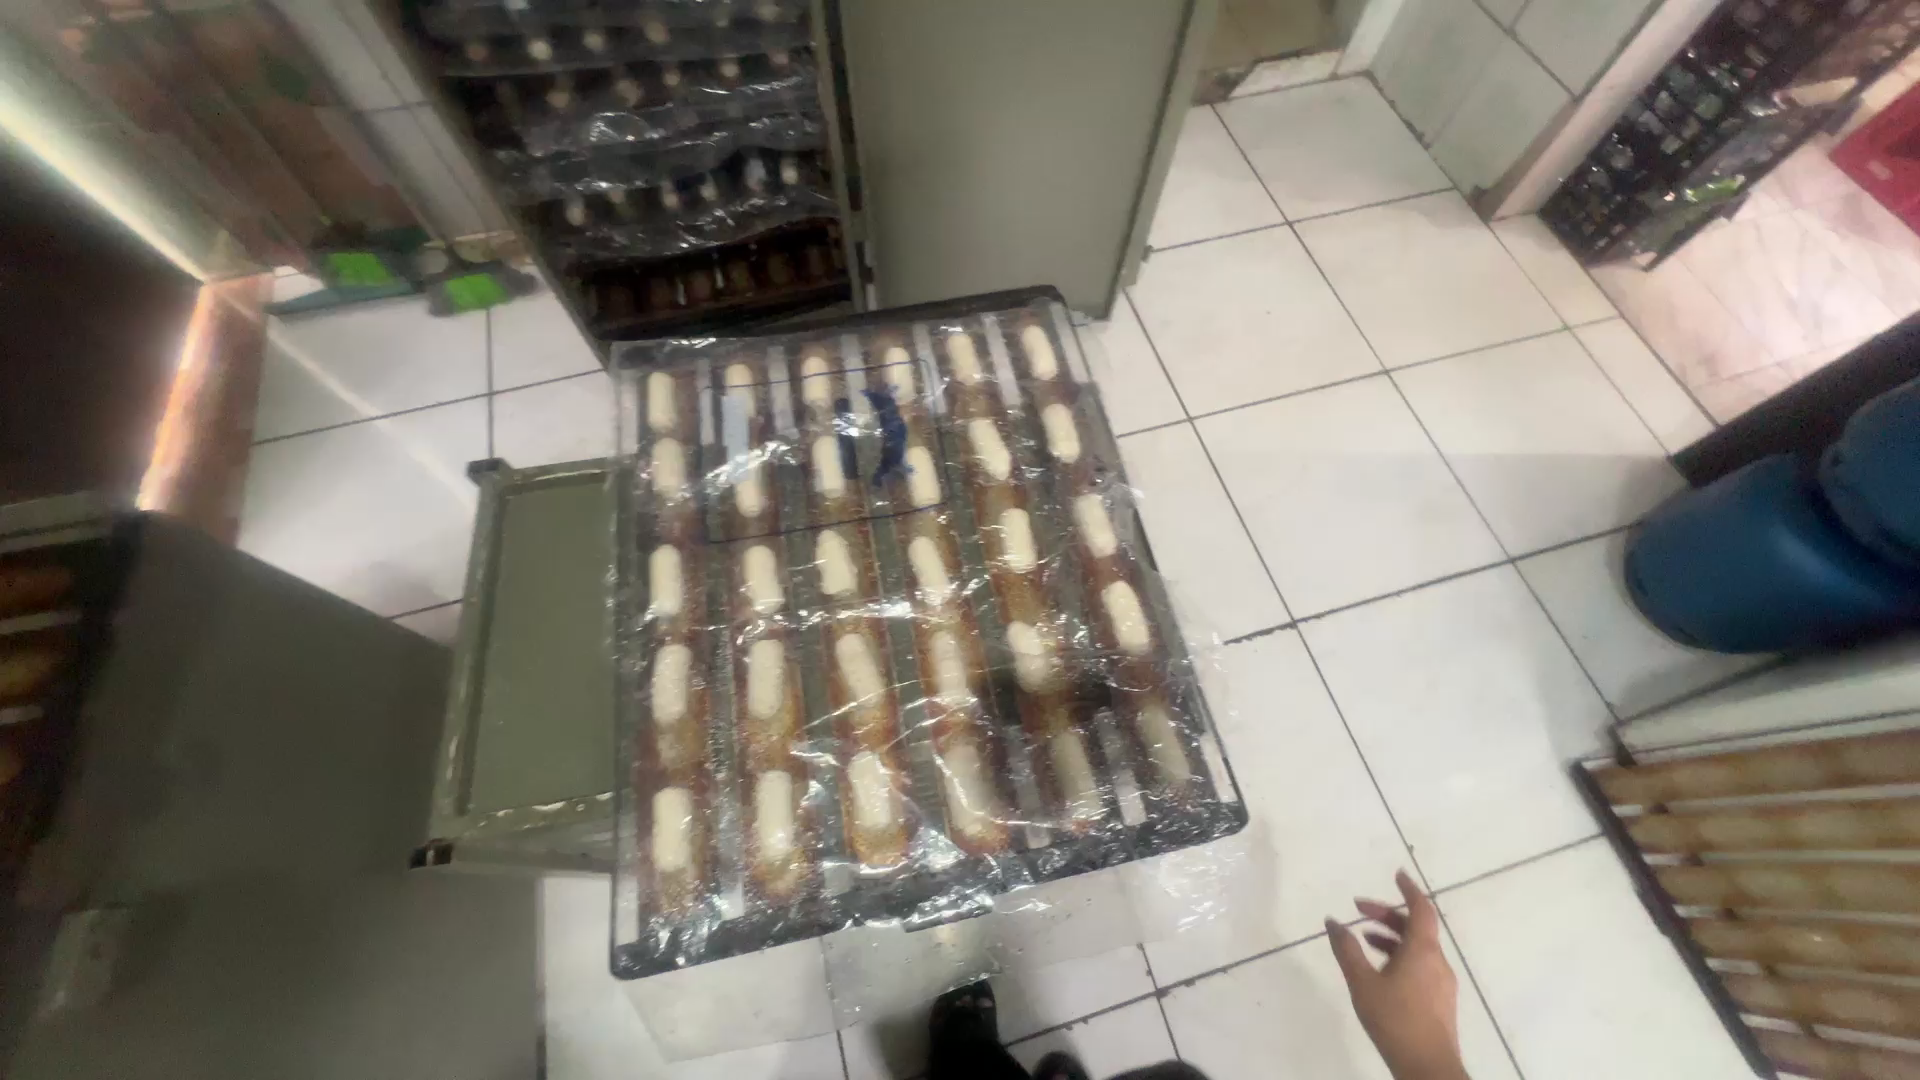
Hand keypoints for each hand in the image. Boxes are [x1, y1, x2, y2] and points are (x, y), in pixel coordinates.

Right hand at [1326, 870, 1469, 1079]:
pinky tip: (1379, 969)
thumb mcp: (1362, 982)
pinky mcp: (1440, 1002)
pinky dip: (1399, 954)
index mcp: (1423, 951)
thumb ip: (1346, 948)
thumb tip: (1333, 921)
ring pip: (1418, 947)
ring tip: (1364, 938)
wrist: (1429, 1071)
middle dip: (1388, 913)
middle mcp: (1437, 962)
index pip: (1421, 909)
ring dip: (1391, 935)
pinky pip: (1420, 964)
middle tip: (1360, 907)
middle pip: (1416, 927)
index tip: (1396, 874)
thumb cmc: (1395, 1020)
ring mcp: (1442, 984)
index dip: (1409, 890)